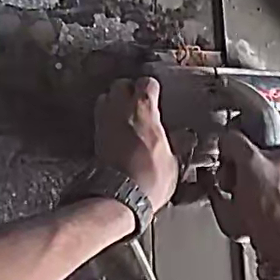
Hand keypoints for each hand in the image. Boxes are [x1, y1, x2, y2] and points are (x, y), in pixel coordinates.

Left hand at [94, 77, 178, 210]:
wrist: (119, 197)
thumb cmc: (147, 178)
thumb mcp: (173, 161)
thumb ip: (177, 143)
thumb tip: (185, 137)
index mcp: (143, 109)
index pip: (146, 82)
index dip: (151, 87)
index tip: (155, 94)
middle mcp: (120, 110)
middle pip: (120, 84)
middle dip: (128, 90)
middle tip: (138, 101)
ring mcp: (103, 122)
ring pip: (104, 98)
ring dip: (113, 102)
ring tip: (125, 114)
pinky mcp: (94, 138)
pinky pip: (99, 119)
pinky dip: (106, 120)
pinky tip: (116, 132)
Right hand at [207, 127, 279, 253]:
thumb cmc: (275, 206)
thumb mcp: (248, 161)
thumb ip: (233, 140)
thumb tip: (225, 137)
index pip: (265, 124)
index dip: (244, 132)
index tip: (233, 140)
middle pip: (254, 149)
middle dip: (236, 161)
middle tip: (233, 170)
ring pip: (250, 168)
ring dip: (235, 177)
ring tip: (235, 189)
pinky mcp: (276, 199)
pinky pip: (251, 186)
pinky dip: (242, 191)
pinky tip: (238, 200)